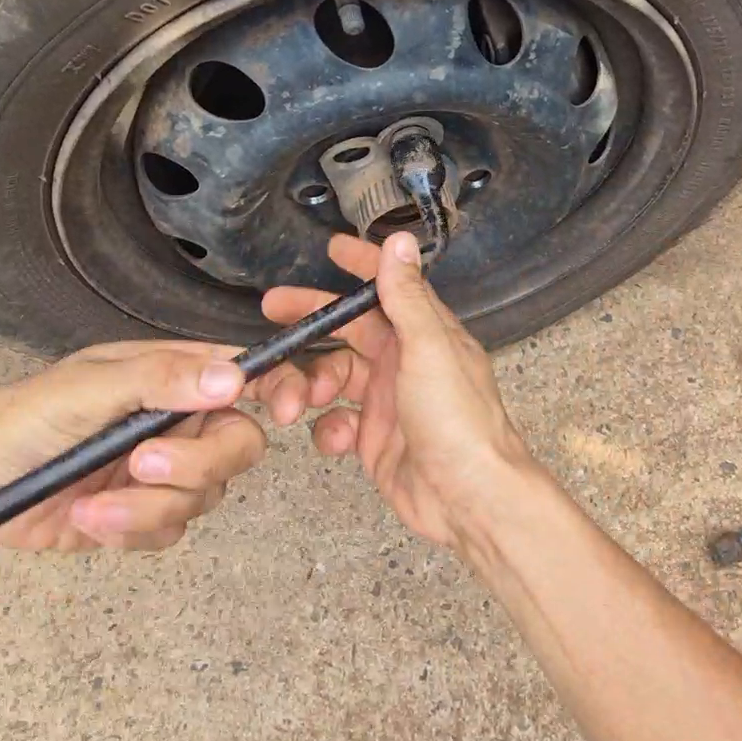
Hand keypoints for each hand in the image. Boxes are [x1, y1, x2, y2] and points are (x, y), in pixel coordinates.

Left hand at [0, 341, 316, 552]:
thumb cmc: (27, 417)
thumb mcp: (92, 386)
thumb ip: (163, 379)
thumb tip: (236, 378)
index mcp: (178, 378)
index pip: (250, 374)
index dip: (282, 388)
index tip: (291, 411)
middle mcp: (184, 422)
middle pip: (240, 445)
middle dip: (198, 463)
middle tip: (146, 464)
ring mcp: (168, 471)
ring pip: (206, 495)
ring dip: (151, 505)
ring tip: (94, 504)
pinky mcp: (147, 516)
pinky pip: (174, 532)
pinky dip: (135, 531)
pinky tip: (91, 520)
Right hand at [261, 231, 535, 546]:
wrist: (468, 498)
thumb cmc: (459, 421)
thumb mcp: (429, 349)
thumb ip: (408, 297)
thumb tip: (400, 242)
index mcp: (424, 333)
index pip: (390, 286)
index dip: (363, 264)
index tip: (333, 248)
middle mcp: (405, 361)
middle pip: (349, 329)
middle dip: (312, 319)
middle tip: (272, 309)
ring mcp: (387, 401)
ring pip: (333, 376)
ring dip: (309, 384)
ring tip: (298, 402)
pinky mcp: (373, 439)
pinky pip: (335, 422)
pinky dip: (327, 429)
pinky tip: (336, 440)